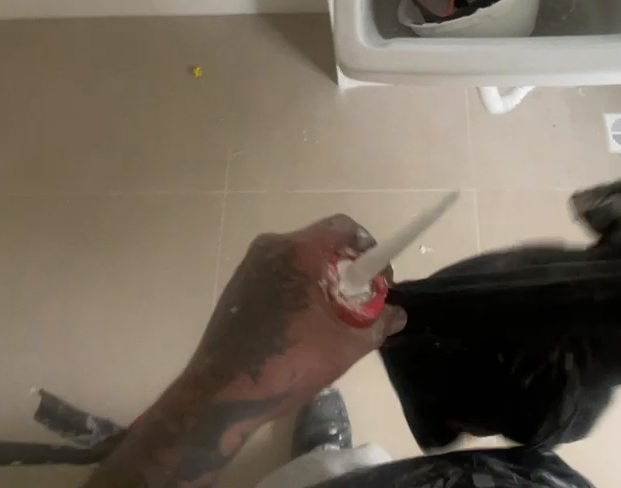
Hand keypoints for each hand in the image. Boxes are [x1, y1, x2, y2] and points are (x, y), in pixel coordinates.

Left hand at [183, 215, 406, 417]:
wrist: (221, 393)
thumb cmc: (287, 363)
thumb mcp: (343, 347)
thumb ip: (377, 324)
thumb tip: (399, 314)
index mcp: (299, 251)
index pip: (343, 227)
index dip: (367, 246)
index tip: (378, 277)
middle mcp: (273, 246)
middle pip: (320, 242)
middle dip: (345, 267)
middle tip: (359, 300)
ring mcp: (251, 263)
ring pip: (298, 258)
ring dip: (320, 278)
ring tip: (331, 315)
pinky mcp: (239, 282)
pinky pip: (278, 271)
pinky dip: (296, 286)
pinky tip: (300, 321)